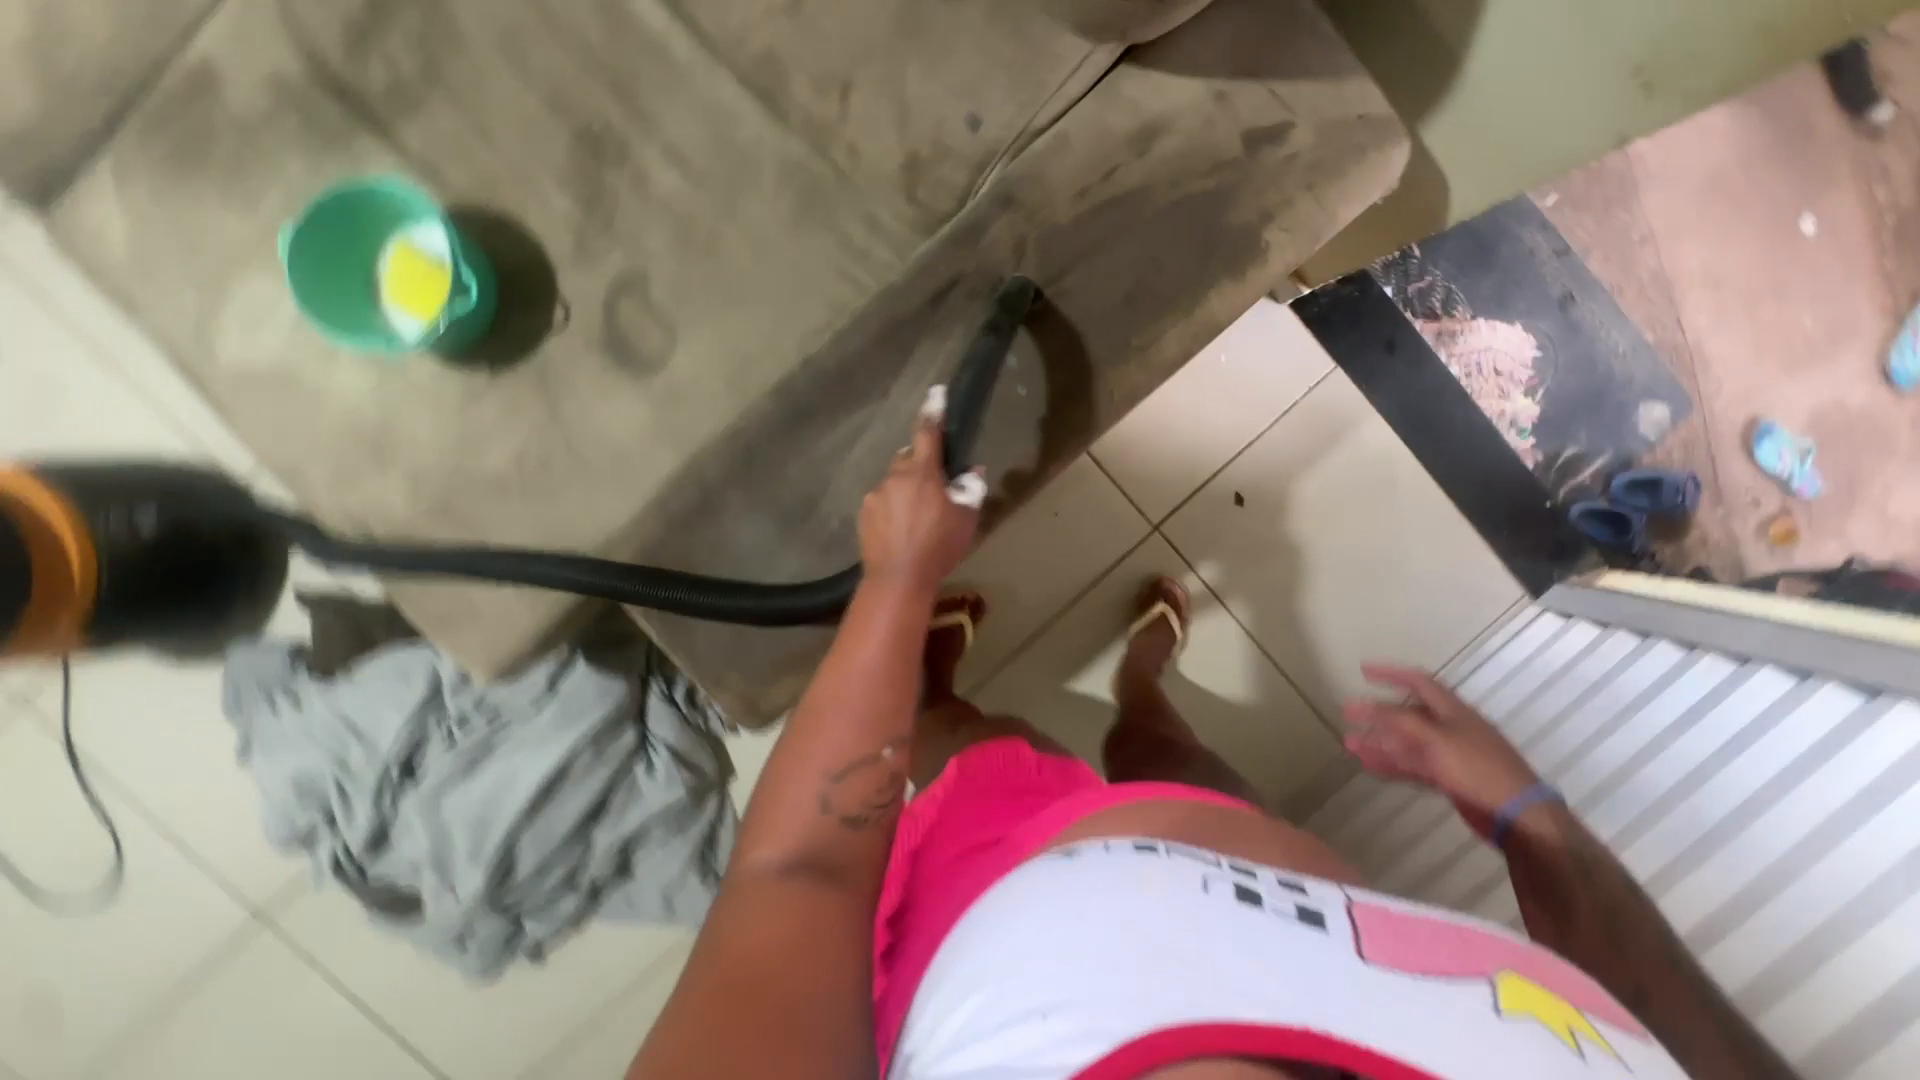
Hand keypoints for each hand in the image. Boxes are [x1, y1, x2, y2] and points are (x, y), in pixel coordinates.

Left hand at [858, 408, 980, 591]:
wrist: (898, 579)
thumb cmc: (938, 547)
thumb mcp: (966, 519)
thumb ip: (971, 489)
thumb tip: (974, 471)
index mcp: (923, 472)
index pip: (928, 433)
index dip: (933, 412)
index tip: (935, 393)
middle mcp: (895, 477)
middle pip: (908, 459)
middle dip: (919, 467)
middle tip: (933, 490)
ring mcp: (875, 496)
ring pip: (893, 484)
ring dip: (904, 492)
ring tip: (916, 521)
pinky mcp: (863, 515)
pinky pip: (881, 503)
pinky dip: (890, 510)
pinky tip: (899, 532)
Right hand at [1341, 664, 1542, 837]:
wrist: (1516, 815)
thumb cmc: (1478, 769)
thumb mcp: (1437, 739)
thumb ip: (1401, 722)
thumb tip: (1368, 705)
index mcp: (1453, 711)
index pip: (1419, 682)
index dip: (1391, 674)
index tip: (1363, 671)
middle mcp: (1450, 728)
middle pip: (1408, 714)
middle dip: (1377, 714)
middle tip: (1348, 714)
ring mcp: (1450, 755)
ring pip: (1407, 743)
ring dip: (1378, 742)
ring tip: (1349, 744)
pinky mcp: (1448, 779)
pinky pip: (1413, 766)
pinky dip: (1391, 764)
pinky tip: (1369, 766)